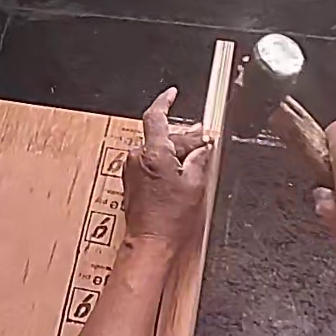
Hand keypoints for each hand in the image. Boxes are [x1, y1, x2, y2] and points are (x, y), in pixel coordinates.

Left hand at [122, 88, 213, 247]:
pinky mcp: (131, 179)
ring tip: (196, 159)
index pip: (156, 117)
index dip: (164, 101)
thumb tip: (203, 146)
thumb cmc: (171, 218)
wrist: (151, 241)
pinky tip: (180, 171)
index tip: (172, 94)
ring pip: (156, 149)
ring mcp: (131, 168)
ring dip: (175, 151)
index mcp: (154, 154)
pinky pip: (149, 162)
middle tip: (204, 142)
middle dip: (184, 138)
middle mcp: (138, 157)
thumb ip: (198, 158)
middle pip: (162, 136)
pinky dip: (165, 162)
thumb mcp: (195, 184)